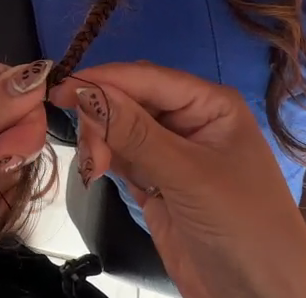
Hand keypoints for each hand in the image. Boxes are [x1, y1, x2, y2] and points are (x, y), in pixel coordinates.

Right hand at [54, 63, 305, 297]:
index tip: (60, 88)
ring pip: (119, 126)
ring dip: (99, 139)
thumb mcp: (190, 177)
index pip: (146, 77)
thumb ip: (135, 132)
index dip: (104, 79)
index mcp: (209, 103)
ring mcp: (171, 151)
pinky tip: (95, 167)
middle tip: (86, 144)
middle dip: (101, 113)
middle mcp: (189, 119)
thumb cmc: (245, 229)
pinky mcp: (156, 182)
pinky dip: (103, 158)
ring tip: (94, 165)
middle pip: (129, 98)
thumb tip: (83, 91)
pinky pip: (120, 155)